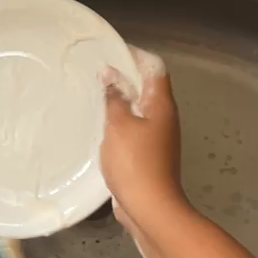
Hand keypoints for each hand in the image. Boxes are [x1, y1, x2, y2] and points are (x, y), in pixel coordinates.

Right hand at [101, 48, 187, 230]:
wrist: (150, 208)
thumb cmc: (135, 162)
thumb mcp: (119, 125)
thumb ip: (115, 97)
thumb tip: (110, 73)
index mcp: (162, 104)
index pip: (155, 67)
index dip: (135, 55)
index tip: (110, 50)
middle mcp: (164, 117)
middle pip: (147, 86)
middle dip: (124, 75)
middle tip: (95, 70)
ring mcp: (157, 136)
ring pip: (139, 107)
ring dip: (119, 99)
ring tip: (93, 93)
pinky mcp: (147, 153)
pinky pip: (133, 127)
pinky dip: (118, 120)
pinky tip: (98, 125)